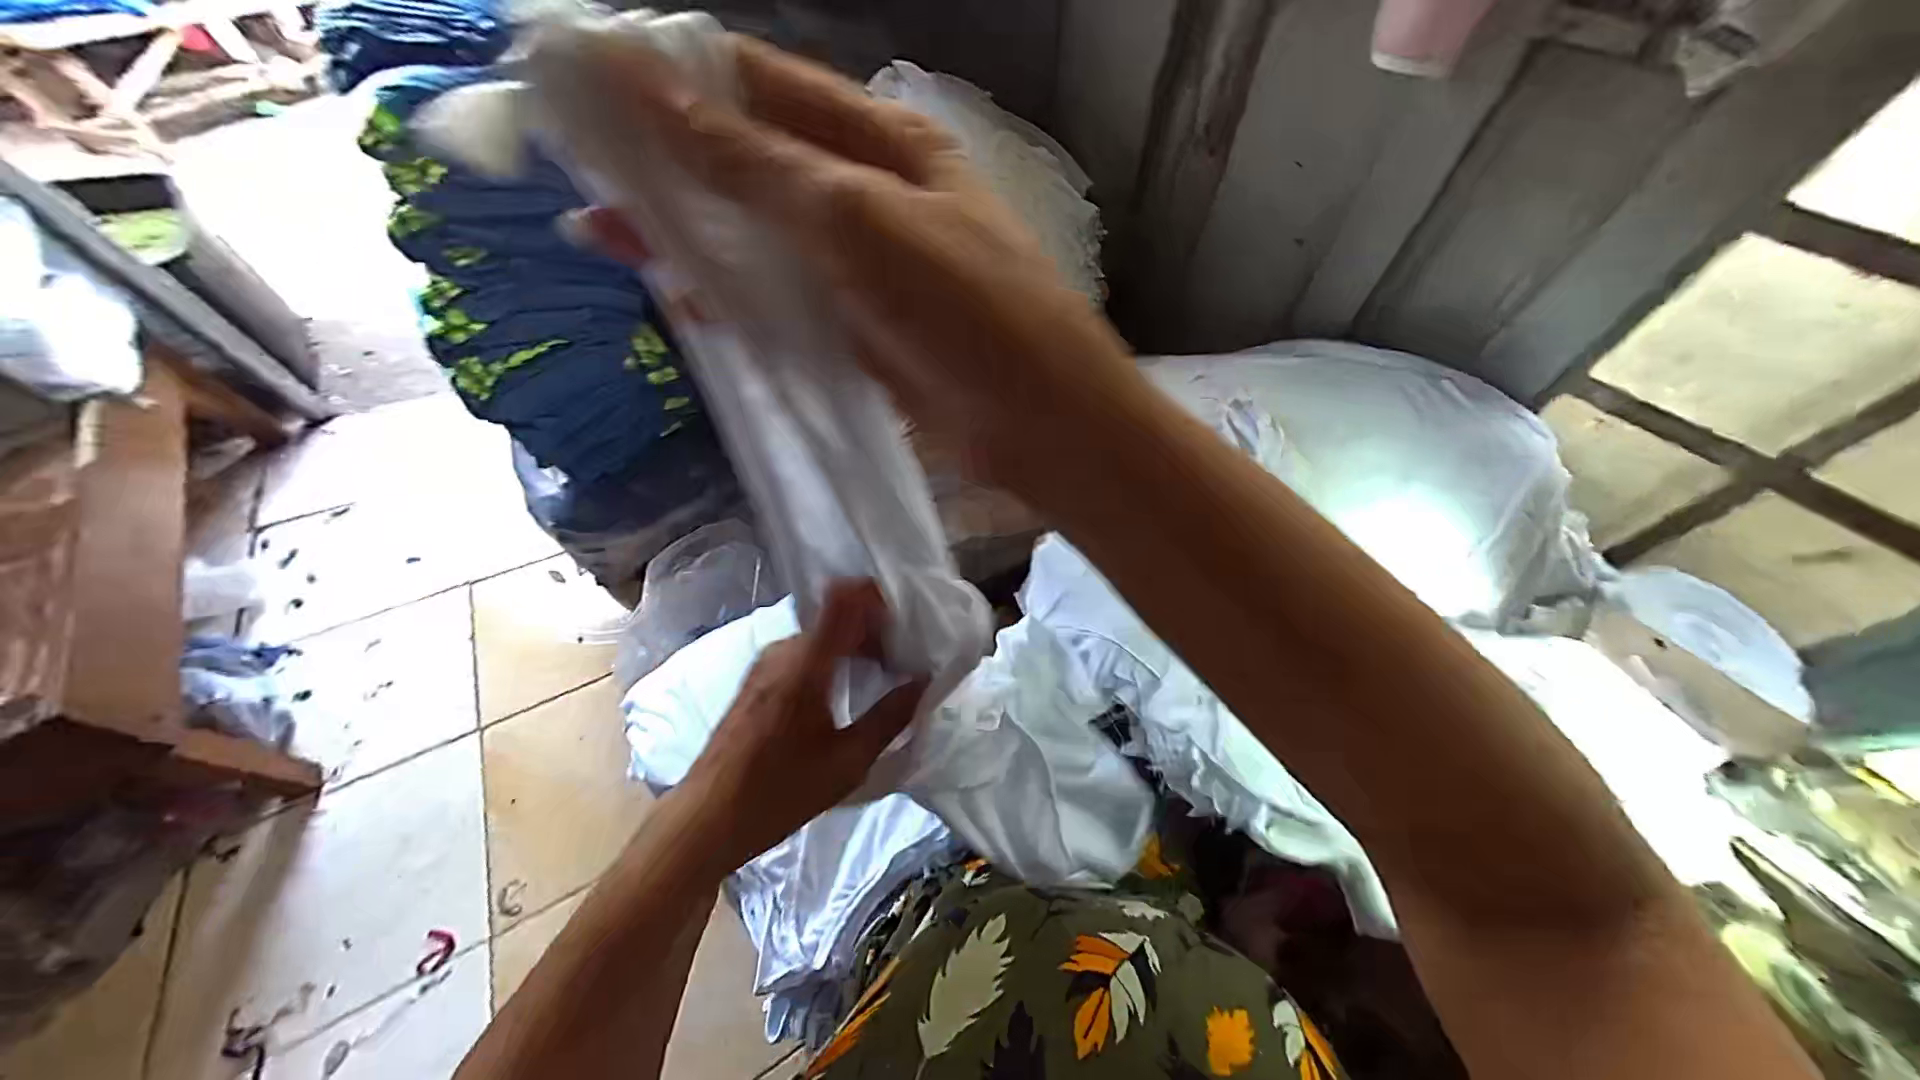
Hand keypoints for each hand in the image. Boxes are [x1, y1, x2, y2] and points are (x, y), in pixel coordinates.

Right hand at [576, 35, 1148, 494]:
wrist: (1039, 422)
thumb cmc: (969, 311)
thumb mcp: (863, 221)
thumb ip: (760, 166)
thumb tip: (651, 92)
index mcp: (883, 143)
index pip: (762, 85)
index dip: (673, 77)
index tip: (584, 79)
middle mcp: (871, 196)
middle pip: (754, 162)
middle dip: (669, 160)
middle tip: (578, 165)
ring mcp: (865, 270)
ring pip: (762, 237)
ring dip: (692, 232)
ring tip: (605, 231)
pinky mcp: (860, 333)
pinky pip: (784, 303)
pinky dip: (734, 298)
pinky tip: (682, 296)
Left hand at [682, 580, 925, 862]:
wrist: (708, 816)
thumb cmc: (781, 791)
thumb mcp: (848, 762)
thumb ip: (890, 717)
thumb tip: (922, 683)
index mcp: (807, 662)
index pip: (844, 597)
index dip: (877, 597)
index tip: (904, 625)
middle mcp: (784, 650)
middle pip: (837, 615)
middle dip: (874, 632)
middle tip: (901, 663)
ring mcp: (766, 662)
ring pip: (821, 634)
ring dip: (852, 648)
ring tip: (878, 680)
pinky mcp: (756, 678)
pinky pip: (805, 651)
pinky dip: (831, 659)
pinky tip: (843, 693)